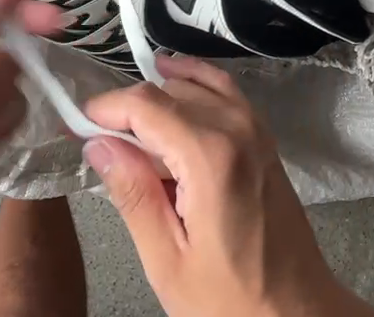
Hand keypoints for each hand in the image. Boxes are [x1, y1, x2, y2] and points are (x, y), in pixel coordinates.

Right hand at [82, 55, 373, 316]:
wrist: (296, 309)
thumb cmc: (230, 297)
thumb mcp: (168, 259)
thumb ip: (133, 193)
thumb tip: (98, 143)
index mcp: (211, 155)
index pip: (147, 105)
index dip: (107, 108)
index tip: (76, 124)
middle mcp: (236, 126)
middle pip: (169, 90)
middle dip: (128, 105)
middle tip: (95, 134)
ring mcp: (255, 126)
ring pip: (196, 83)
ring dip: (159, 91)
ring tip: (124, 117)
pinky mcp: (263, 135)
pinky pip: (224, 89)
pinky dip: (196, 80)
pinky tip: (174, 83)